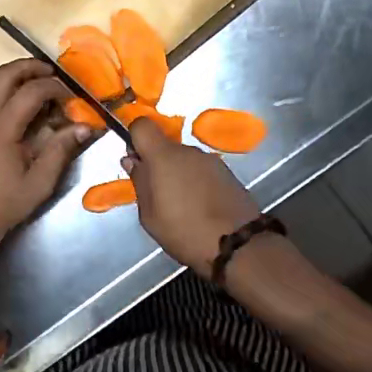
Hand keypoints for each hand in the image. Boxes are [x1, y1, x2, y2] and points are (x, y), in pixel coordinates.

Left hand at [0, 60, 91, 241]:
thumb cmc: (6, 202)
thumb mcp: (40, 181)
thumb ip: (61, 149)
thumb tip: (85, 126)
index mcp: (2, 128)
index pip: (30, 91)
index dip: (53, 87)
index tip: (70, 96)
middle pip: (5, 74)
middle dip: (30, 67)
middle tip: (52, 73)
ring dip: (12, 72)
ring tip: (34, 80)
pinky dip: (0, 83)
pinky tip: (16, 97)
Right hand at [122, 120, 262, 271]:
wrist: (239, 246)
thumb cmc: (184, 231)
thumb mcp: (149, 215)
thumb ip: (139, 183)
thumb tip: (133, 161)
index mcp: (164, 157)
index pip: (142, 125)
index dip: (134, 137)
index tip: (135, 160)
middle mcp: (188, 151)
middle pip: (164, 145)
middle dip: (156, 162)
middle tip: (156, 191)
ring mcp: (210, 161)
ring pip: (184, 159)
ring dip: (177, 173)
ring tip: (180, 204)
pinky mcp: (227, 173)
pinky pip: (201, 170)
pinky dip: (196, 181)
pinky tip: (199, 206)